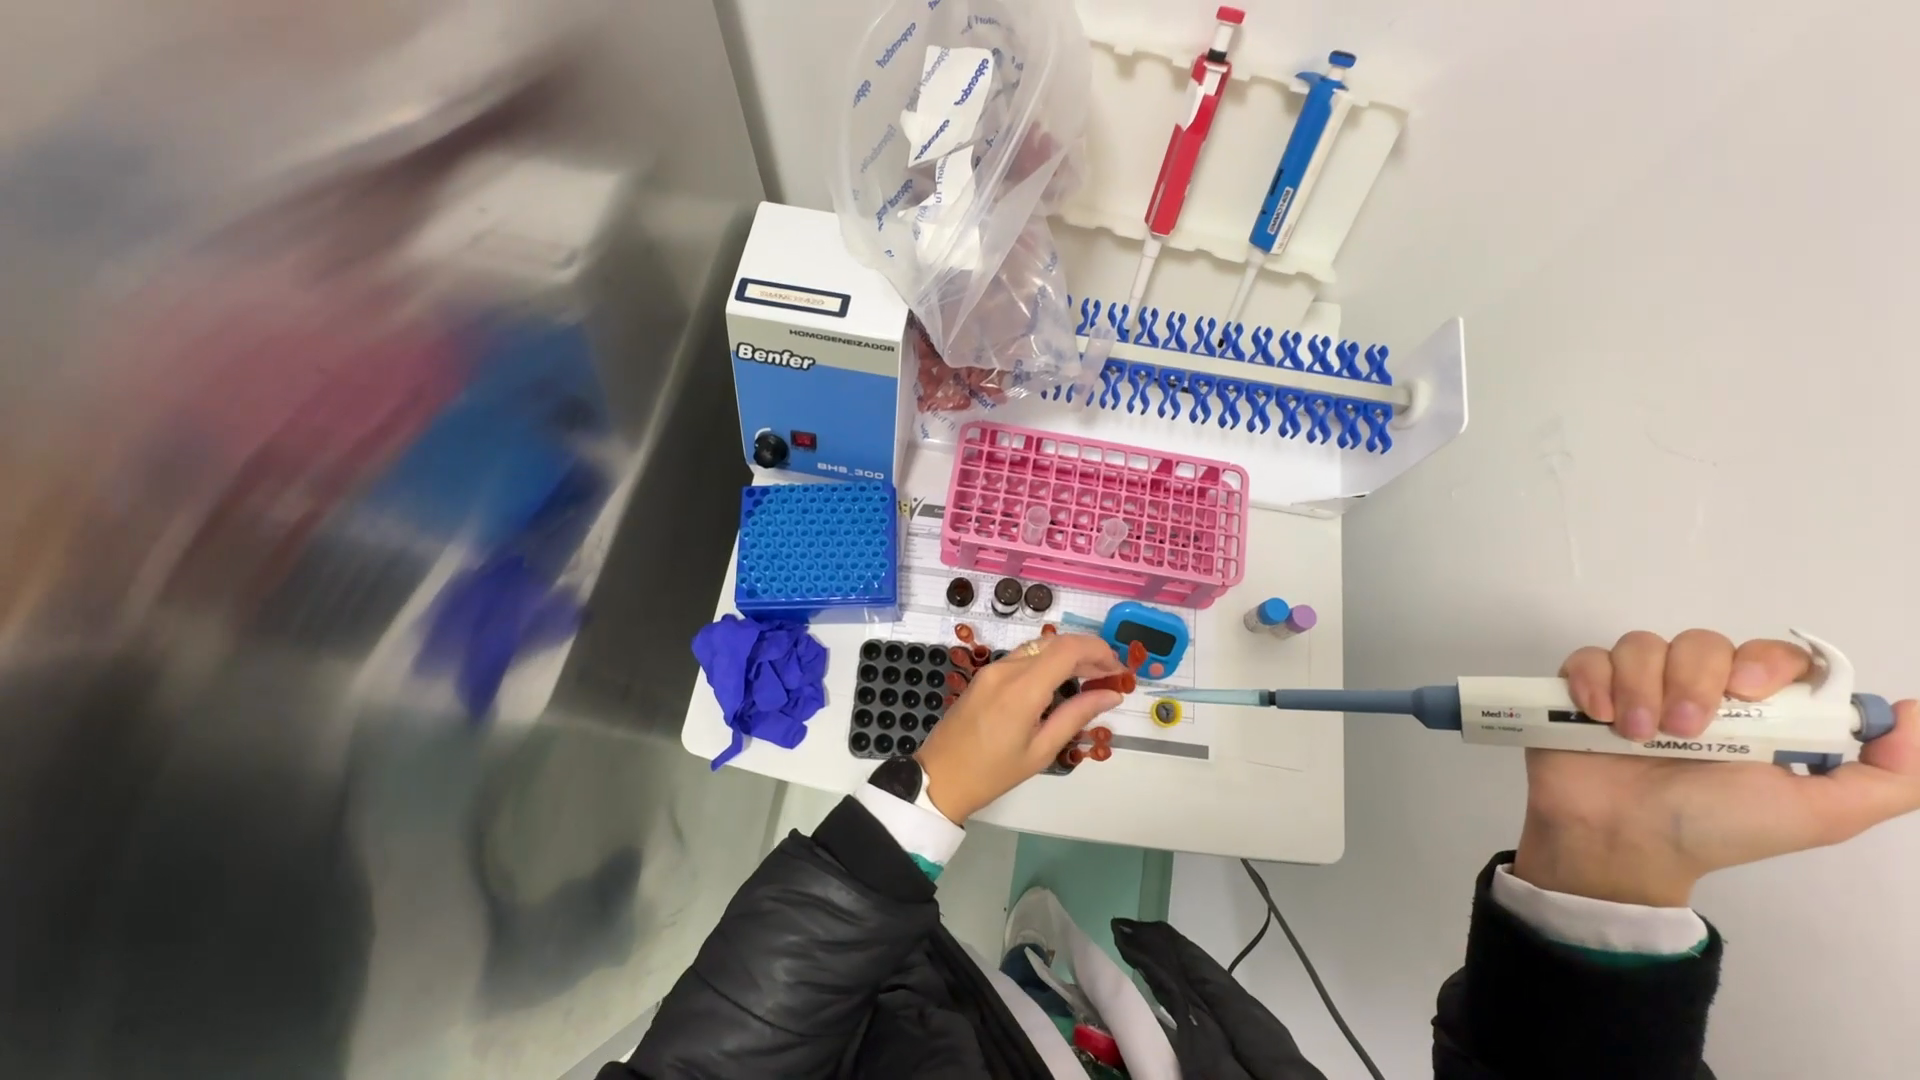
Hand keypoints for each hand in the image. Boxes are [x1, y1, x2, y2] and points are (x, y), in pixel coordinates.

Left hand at [915, 633, 1126, 821]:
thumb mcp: (1041, 750)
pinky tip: (1063, 681)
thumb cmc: (992, 773)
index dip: (1099, 652)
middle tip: (1112, 676)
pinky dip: (1048, 662)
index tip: (1119, 669)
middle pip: (1055, 643)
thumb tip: (1111, 694)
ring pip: (1039, 647)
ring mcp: (992, 670)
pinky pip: (1023, 658)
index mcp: (1022, 689)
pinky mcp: (985, 676)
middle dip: (1089, 652)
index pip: (1068, 649)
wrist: (939, 778)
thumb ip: (1077, 715)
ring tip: (1093, 678)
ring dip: (1069, 655)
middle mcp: (1006, 669)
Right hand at [1513, 630, 1919, 906]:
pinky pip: (1587, 657)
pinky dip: (1593, 682)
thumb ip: (1890, 777)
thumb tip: (1910, 711)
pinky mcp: (1580, 689)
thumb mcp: (1821, 814)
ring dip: (1638, 688)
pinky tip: (1598, 717)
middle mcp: (1694, 691)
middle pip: (1701, 641)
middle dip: (1691, 682)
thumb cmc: (1717, 827)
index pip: (1772, 654)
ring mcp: (1633, 687)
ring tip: (1634, 736)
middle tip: (1685, 732)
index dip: (1763, 662)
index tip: (1747, 695)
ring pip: (1641, 645)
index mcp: (1754, 713)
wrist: (1624, 840)